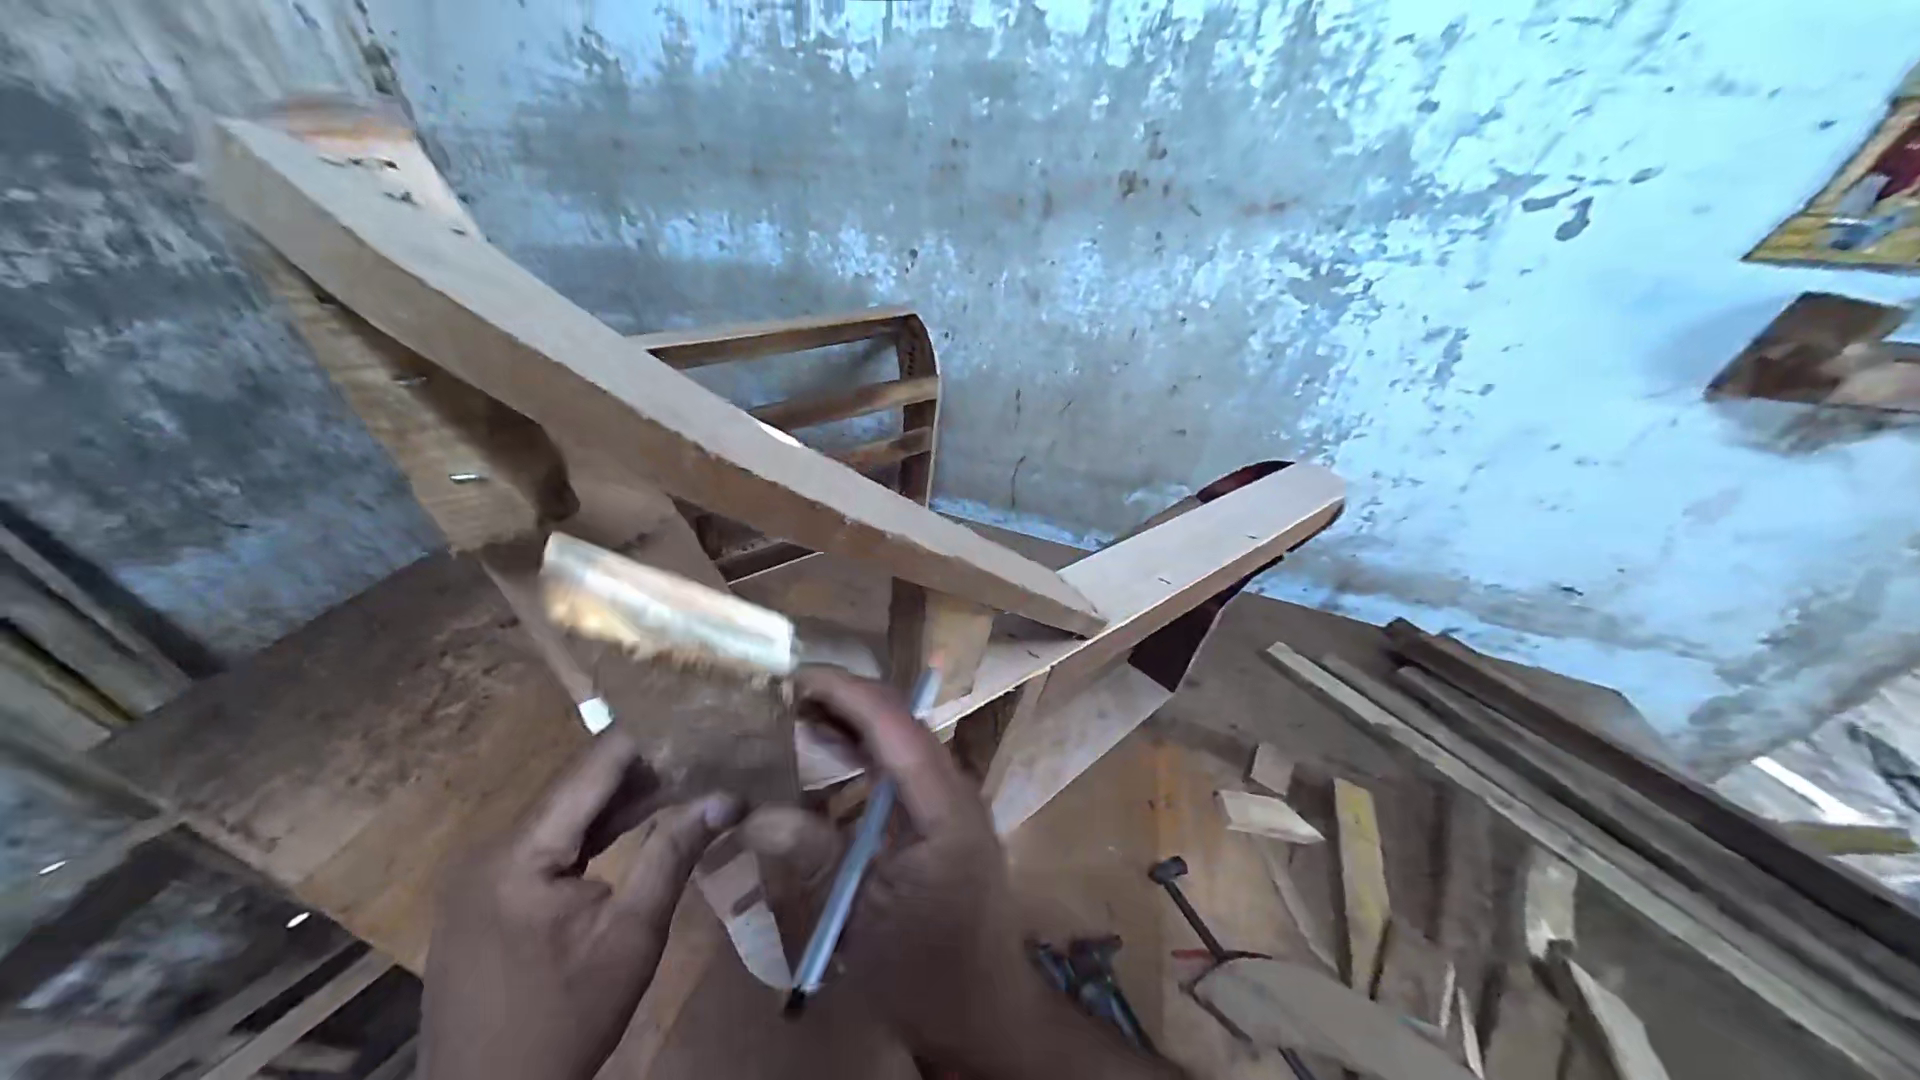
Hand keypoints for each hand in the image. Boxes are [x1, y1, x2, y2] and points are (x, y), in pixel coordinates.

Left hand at [421, 729, 740, 1079]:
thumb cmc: (563, 1022)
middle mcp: (492, 847)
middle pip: (578, 783)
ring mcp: (486, 869)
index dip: (649, 737)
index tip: (701, 720)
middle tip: (705, 748)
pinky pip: (553, 839)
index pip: (593, 766)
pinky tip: (642, 815)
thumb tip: (727, 796)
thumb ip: (674, 854)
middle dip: (644, 765)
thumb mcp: (632, 936)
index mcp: (518, 853)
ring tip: (688, 774)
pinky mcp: (491, 890)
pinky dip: (598, 826)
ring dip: (624, 794)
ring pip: (567, 809)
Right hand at [744, 669, 1176, 1079]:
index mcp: (944, 804)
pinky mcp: (940, 816)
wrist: (983, 1011)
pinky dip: (862, 755)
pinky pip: (899, 768)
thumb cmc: (927, 970)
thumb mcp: (862, 918)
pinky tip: (826, 762)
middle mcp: (953, 788)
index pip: (895, 725)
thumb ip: (815, 857)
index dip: (846, 693)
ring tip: (797, 718)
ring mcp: (950, 800)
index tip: (796, 678)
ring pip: (900, 740)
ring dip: (852, 723)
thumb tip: (753, 815)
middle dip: (845, 700)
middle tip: (786, 696)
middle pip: (901, 722)